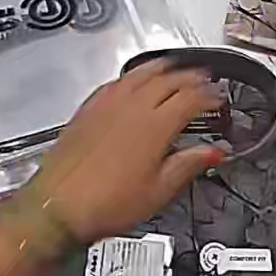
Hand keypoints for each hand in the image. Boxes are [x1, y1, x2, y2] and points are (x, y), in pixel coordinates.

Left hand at [30, 59, 224, 241]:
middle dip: (192, 77)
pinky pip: (117, 81)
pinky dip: (134, 76)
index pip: (192, 98)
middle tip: (204, 80)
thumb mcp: (159, 191)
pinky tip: (133, 82)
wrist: (57, 206)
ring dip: (163, 68)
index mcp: (155, 125)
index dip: (210, 96)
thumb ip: (190, 164)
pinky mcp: (88, 109)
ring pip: (141, 72)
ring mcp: (107, 104)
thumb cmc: (104, 203)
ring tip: (174, 68)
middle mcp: (132, 107)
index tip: (218, 99)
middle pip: (169, 79)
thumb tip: (214, 152)